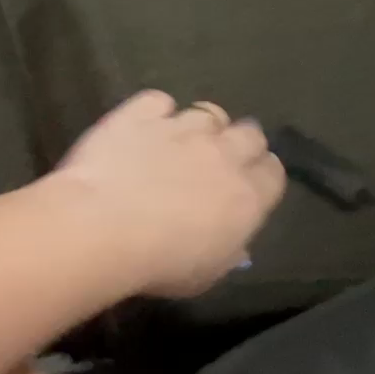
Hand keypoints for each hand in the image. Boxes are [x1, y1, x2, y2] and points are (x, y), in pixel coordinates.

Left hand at [45, 91, 283, 298]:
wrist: (102, 225)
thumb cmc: (157, 262)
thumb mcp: (207, 273)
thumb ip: (227, 248)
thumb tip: (233, 241)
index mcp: (246, 198)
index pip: (272, 173)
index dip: (261, 173)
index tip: (248, 179)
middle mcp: (220, 155)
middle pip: (248, 134)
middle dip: (240, 141)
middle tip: (218, 156)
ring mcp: (178, 129)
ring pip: (206, 112)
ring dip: (200, 125)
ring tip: (179, 139)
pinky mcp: (137, 113)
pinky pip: (156, 100)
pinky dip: (154, 109)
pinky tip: (142, 123)